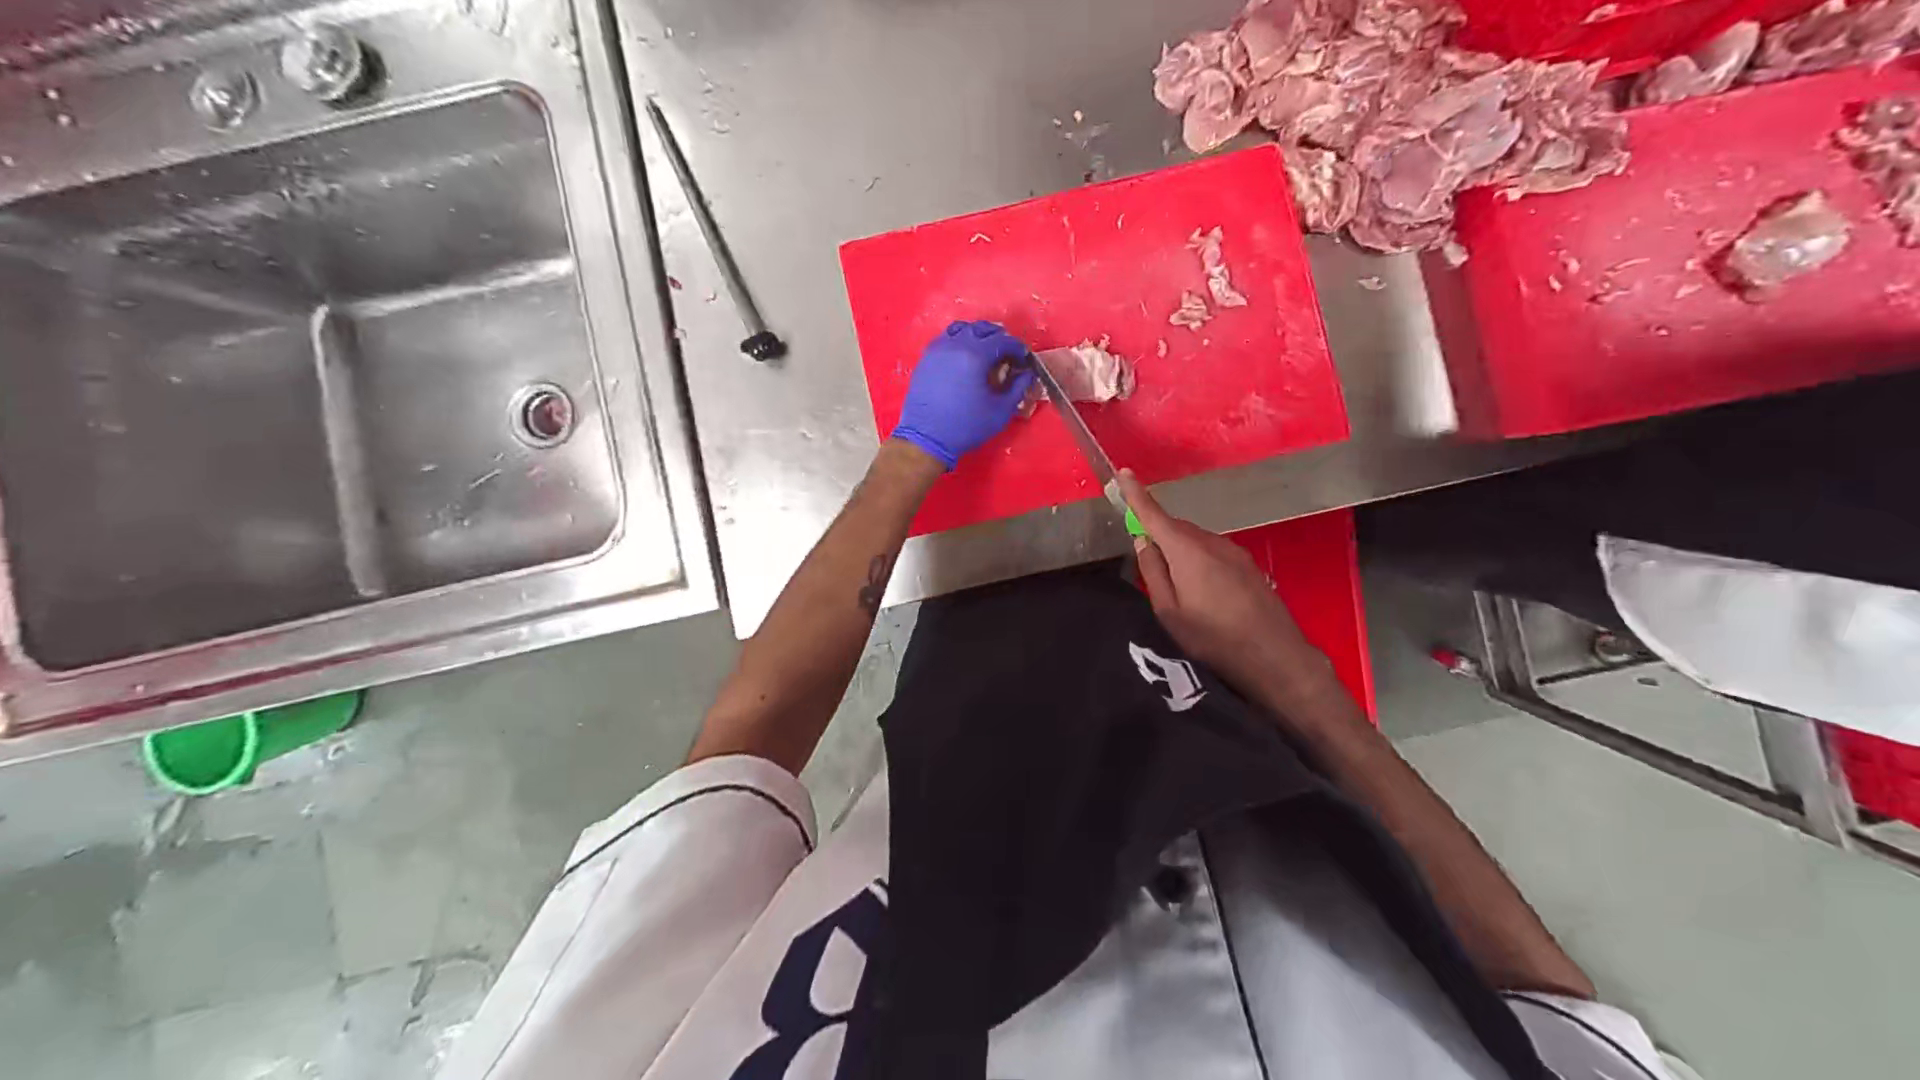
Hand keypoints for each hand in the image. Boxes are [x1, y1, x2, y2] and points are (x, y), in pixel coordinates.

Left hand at [891, 320, 1036, 469]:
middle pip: (981, 329)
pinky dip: (959, 341)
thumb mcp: (1001, 411)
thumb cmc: (966, 426)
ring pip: (961, 329)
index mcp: (975, 355)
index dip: (1016, 347)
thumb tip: (1026, 374)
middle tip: (1006, 352)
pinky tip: (964, 357)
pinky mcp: (926, 358)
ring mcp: (938, 349)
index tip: (1022, 357)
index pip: (1002, 340)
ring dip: (976, 335)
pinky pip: (945, 339)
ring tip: (984, 350)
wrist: (927, 438)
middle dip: (997, 337)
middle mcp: (955, 345)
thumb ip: (1018, 388)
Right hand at [1119, 470, 1336, 703]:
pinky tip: (1203, 592)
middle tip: (1148, 565)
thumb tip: (1143, 541)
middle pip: (1176, 529)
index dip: (1137, 494)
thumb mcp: (1169, 612)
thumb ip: (1152, 572)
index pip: (1155, 515)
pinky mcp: (1247, 565)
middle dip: (1159, 535)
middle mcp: (1211, 543)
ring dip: (1180, 552)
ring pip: (1195, 541)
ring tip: (1179, 590)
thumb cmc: (1213, 637)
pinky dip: (1198, 560)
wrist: (1274, 655)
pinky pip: (1212, 552)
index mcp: (1187, 552)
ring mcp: (1233, 552)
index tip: (1123, 473)